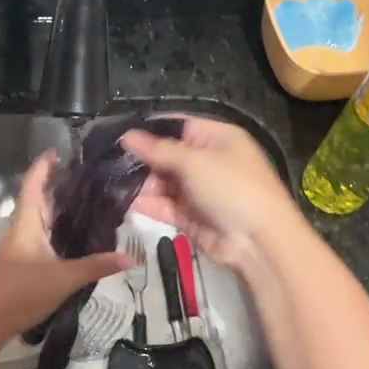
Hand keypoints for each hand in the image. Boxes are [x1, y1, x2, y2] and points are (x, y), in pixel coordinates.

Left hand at [0, 152, 131, 339]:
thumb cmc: (22, 292)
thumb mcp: (64, 279)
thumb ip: (97, 266)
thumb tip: (132, 257)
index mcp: (26, 224)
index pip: (33, 185)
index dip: (44, 166)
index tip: (59, 152)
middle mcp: (19, 231)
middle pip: (35, 201)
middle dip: (55, 187)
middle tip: (83, 179)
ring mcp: (16, 249)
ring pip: (36, 221)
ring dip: (54, 210)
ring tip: (81, 204)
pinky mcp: (18, 265)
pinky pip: (37, 238)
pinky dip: (52, 231)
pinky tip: (68, 238)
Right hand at [122, 117, 301, 266]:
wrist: (258, 241)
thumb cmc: (232, 188)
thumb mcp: (196, 161)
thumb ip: (159, 150)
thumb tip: (127, 135)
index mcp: (217, 138)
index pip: (179, 126)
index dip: (150, 129)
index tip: (119, 133)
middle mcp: (208, 162)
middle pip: (168, 156)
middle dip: (142, 159)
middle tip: (109, 161)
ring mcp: (200, 191)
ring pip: (164, 183)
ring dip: (142, 183)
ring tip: (112, 182)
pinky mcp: (192, 217)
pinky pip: (165, 206)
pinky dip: (148, 204)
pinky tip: (125, 201)